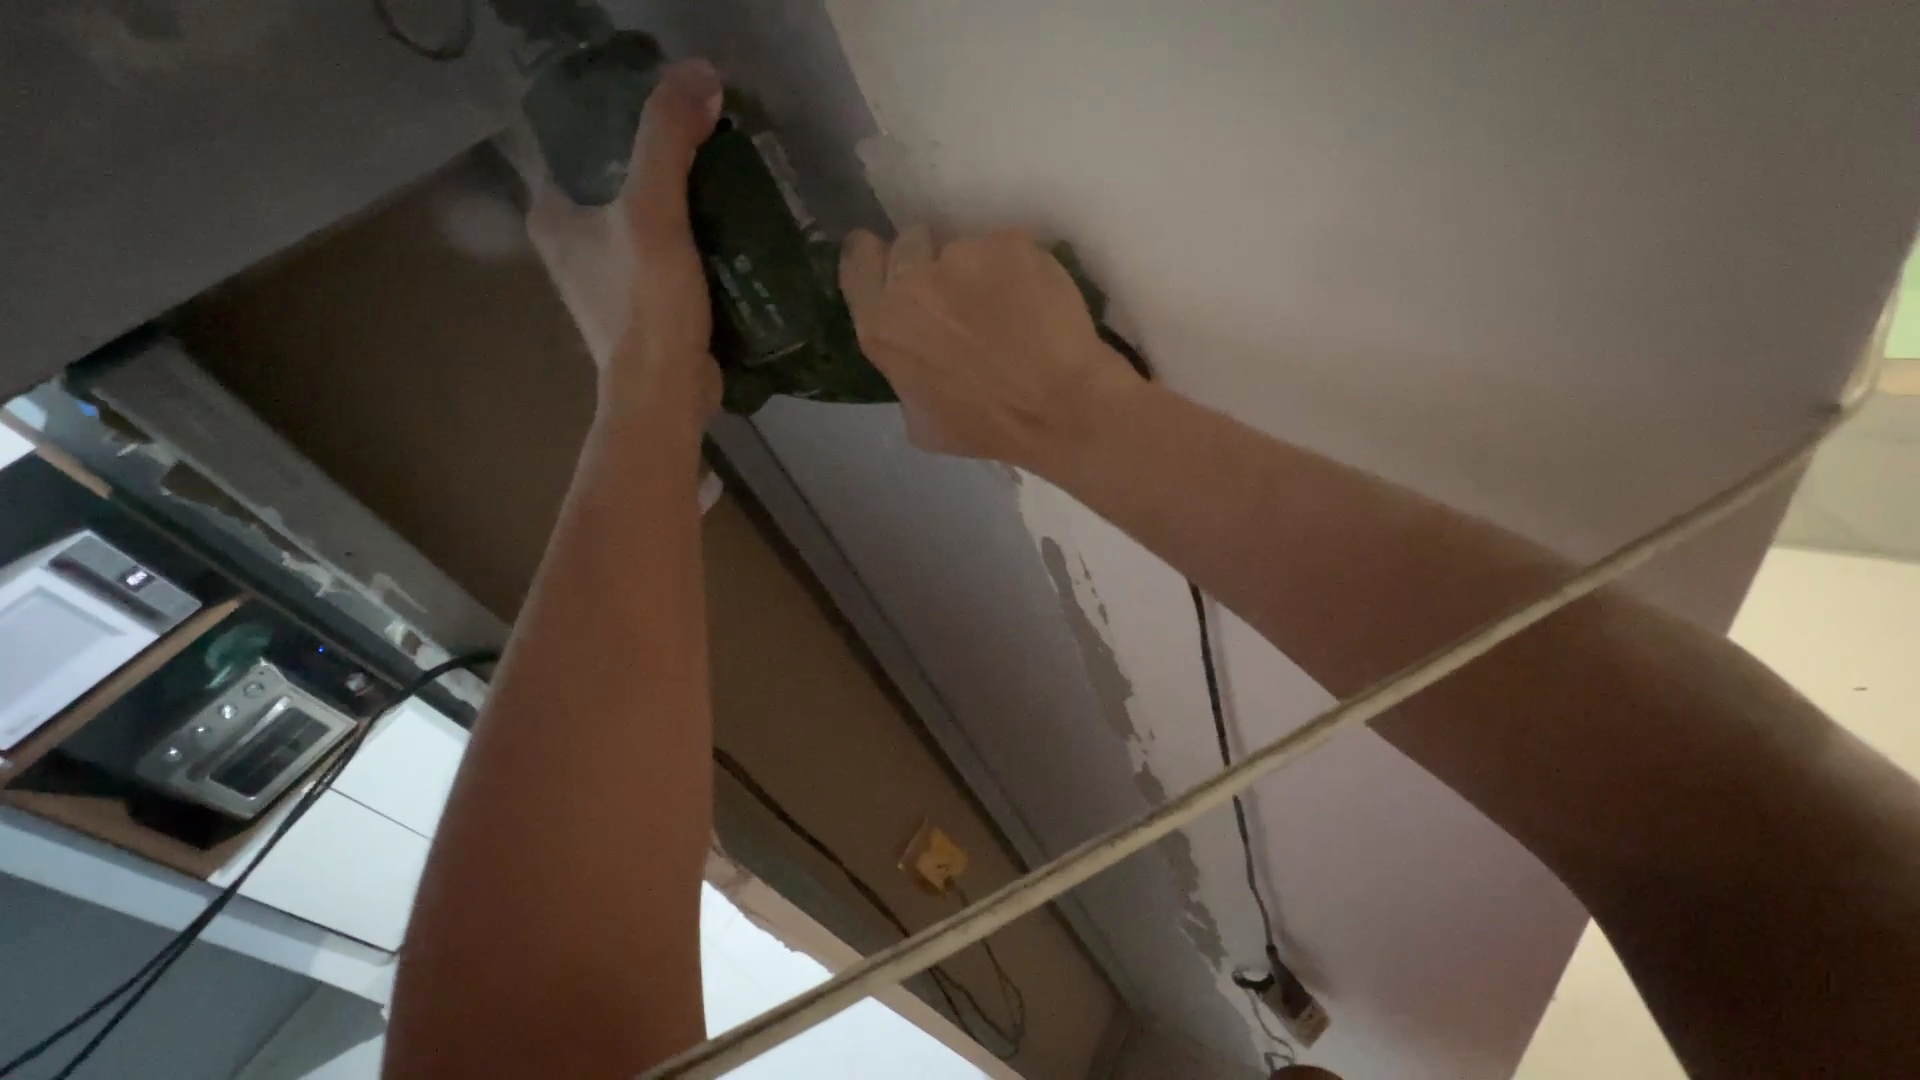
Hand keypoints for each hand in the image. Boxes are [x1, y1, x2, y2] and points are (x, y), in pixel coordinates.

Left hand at [528, 59, 724, 424]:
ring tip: (724, 178)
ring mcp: (608, 282)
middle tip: (706, 138)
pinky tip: (726, 232)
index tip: (668, 107)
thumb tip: (701, 74)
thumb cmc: (646, 304)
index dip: (617, 116)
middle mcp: (571, 245)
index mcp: (553, 215)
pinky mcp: (645, 309)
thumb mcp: (654, 211)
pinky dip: (692, 242)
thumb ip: (668, 139)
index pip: (575, 142)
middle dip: (656, 160)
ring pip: (644, 221)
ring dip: (679, 203)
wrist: (666, 393)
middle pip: (614, 181)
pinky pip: (668, 257)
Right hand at [840, 226, 1141, 470]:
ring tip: (1007, 307)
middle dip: (928, 262)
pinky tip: (1034, 303)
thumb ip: (902, 371)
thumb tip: (908, 352)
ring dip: (977, 269)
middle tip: (959, 296)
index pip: (858, 260)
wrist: (1060, 407)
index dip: (875, 259)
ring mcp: (963, 256)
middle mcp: (913, 282)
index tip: (892, 265)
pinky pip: (1005, 248)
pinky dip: (1017, 269)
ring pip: (962, 246)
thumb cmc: (988, 427)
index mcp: (883, 326)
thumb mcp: (921, 422)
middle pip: (909, 243)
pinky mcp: (1009, 243)